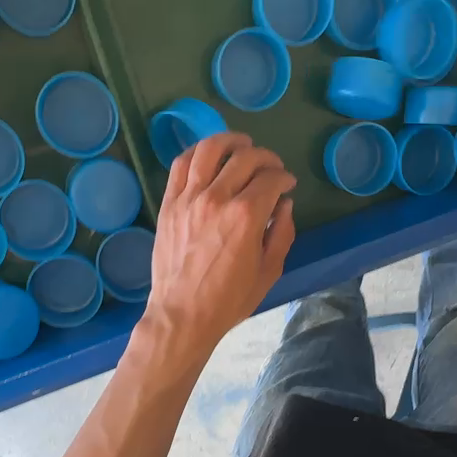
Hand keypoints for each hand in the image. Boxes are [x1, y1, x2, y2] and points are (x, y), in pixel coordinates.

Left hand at [140, 132, 295, 362]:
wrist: (183, 315)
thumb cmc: (229, 300)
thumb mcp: (268, 271)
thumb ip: (282, 233)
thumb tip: (284, 205)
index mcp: (245, 216)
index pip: (271, 179)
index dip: (284, 178)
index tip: (288, 185)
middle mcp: (216, 198)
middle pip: (245, 158)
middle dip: (266, 158)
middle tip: (272, 167)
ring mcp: (188, 198)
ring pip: (209, 150)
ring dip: (230, 141)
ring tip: (241, 144)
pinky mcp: (168, 204)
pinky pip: (181, 165)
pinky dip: (197, 152)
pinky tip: (209, 155)